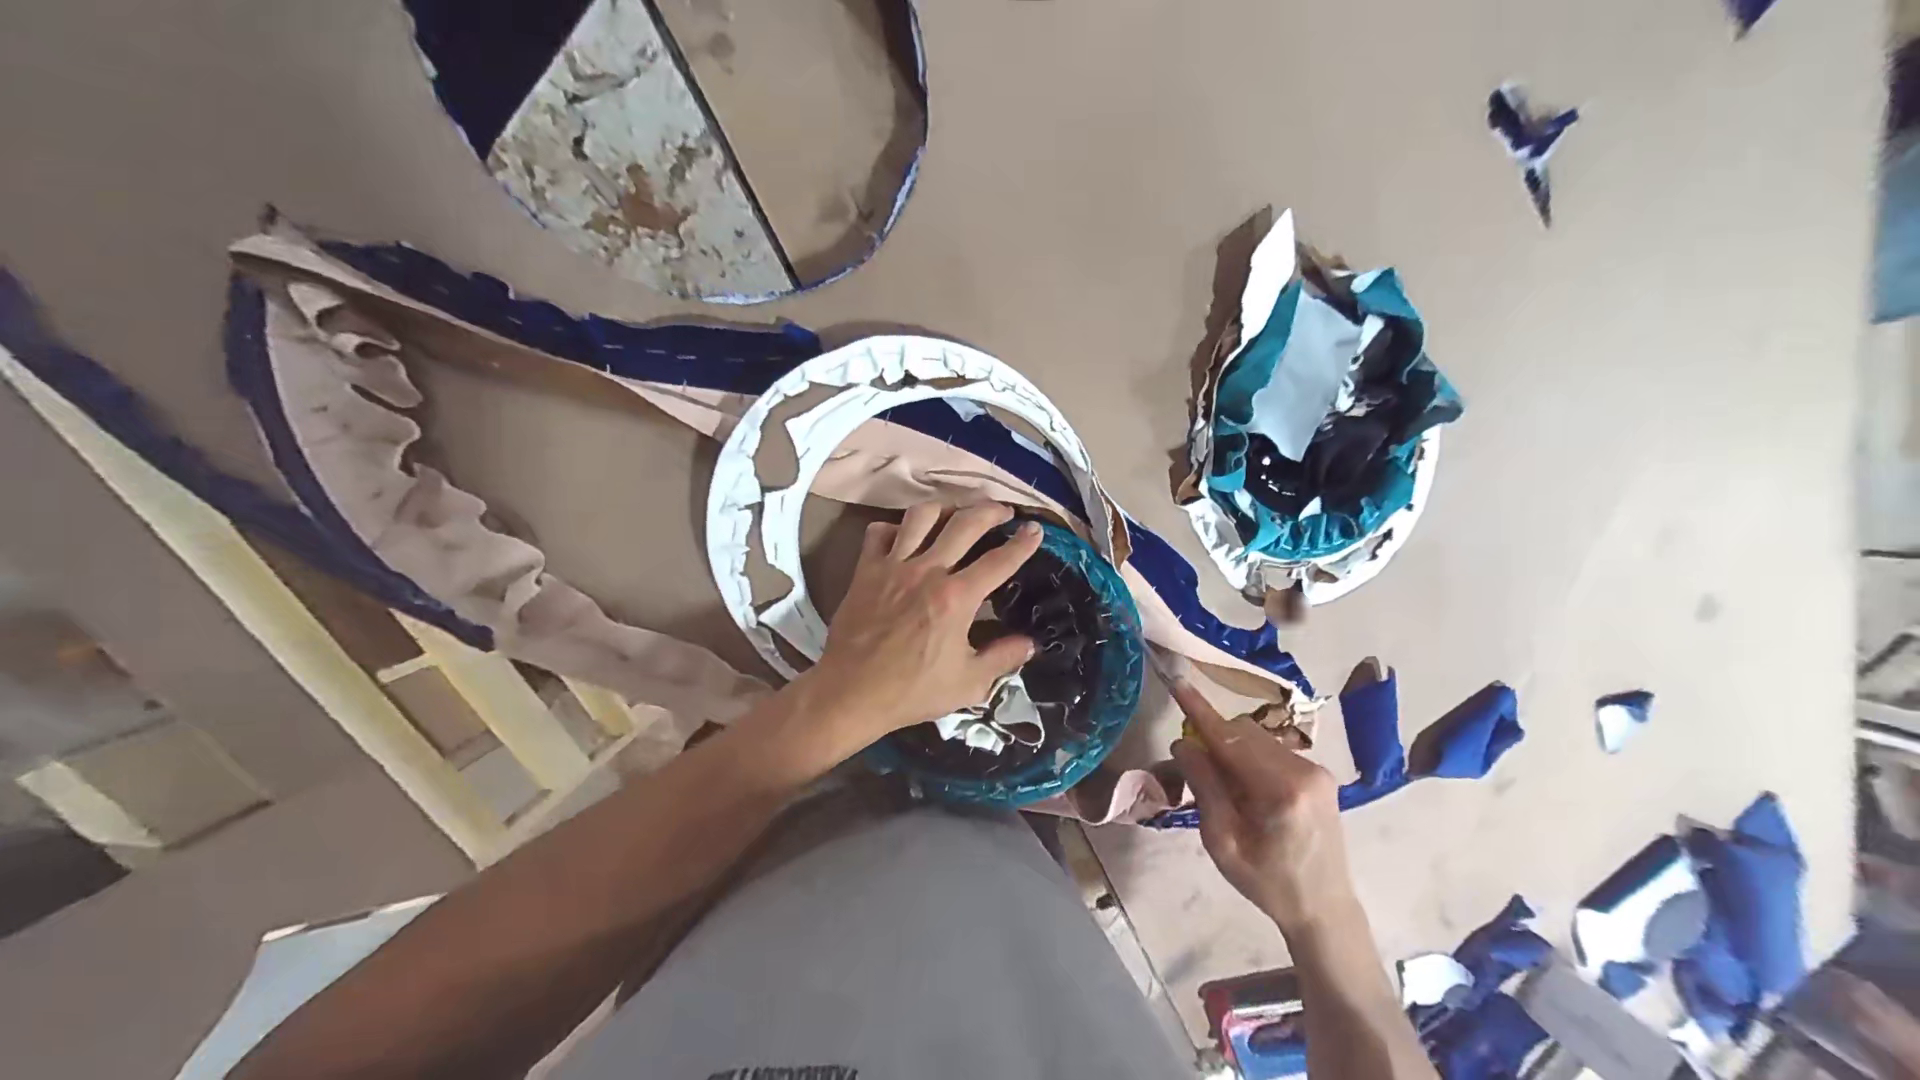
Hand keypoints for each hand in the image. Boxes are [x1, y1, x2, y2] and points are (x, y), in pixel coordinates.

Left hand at [803, 502, 1042, 745]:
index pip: (999, 561)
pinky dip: (895, 527)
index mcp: (956, 598)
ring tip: (955, 514)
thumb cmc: (912, 691)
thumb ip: (1002, 658)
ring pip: (921, 516)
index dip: (1022, 543)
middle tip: (1002, 511)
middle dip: (990, 511)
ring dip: (944, 509)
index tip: (1035, 530)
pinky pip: (879, 532)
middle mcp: (927, 571)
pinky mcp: (865, 570)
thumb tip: (1030, 643)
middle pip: (965, 524)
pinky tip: (904, 535)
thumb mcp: (968, 683)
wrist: (851, 692)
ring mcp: (893, 566)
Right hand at [1169, 677, 1358, 935]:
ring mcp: (1315, 770)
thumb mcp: (1222, 841)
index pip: (1230, 738)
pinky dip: (1248, 759)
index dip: (1199, 711)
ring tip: (1223, 788)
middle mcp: (1303, 770)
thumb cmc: (1267, 882)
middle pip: (1243, 732)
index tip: (1177, 682)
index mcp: (1280, 790)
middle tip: (1192, 768)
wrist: (1323, 908)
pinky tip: (1245, 790)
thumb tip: (1185, 744)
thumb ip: (1204, 786)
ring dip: (1230, 749)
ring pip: (1257, 738)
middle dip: (1212, 738)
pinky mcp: (1318, 775)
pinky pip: (1271, 750)